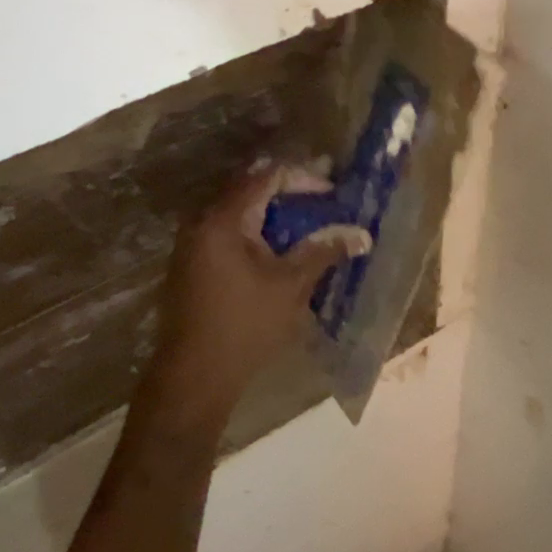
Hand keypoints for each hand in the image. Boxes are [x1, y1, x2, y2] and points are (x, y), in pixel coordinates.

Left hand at [150, 161, 370, 415]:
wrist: (195, 374)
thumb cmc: (246, 326)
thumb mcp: (291, 286)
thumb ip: (322, 251)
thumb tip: (361, 234)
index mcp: (223, 219)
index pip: (266, 177)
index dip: (302, 178)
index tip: (333, 190)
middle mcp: (201, 221)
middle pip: (248, 188)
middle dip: (288, 191)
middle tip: (322, 199)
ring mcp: (191, 242)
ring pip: (237, 211)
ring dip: (271, 212)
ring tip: (306, 221)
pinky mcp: (191, 263)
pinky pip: (226, 230)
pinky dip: (254, 230)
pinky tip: (278, 247)